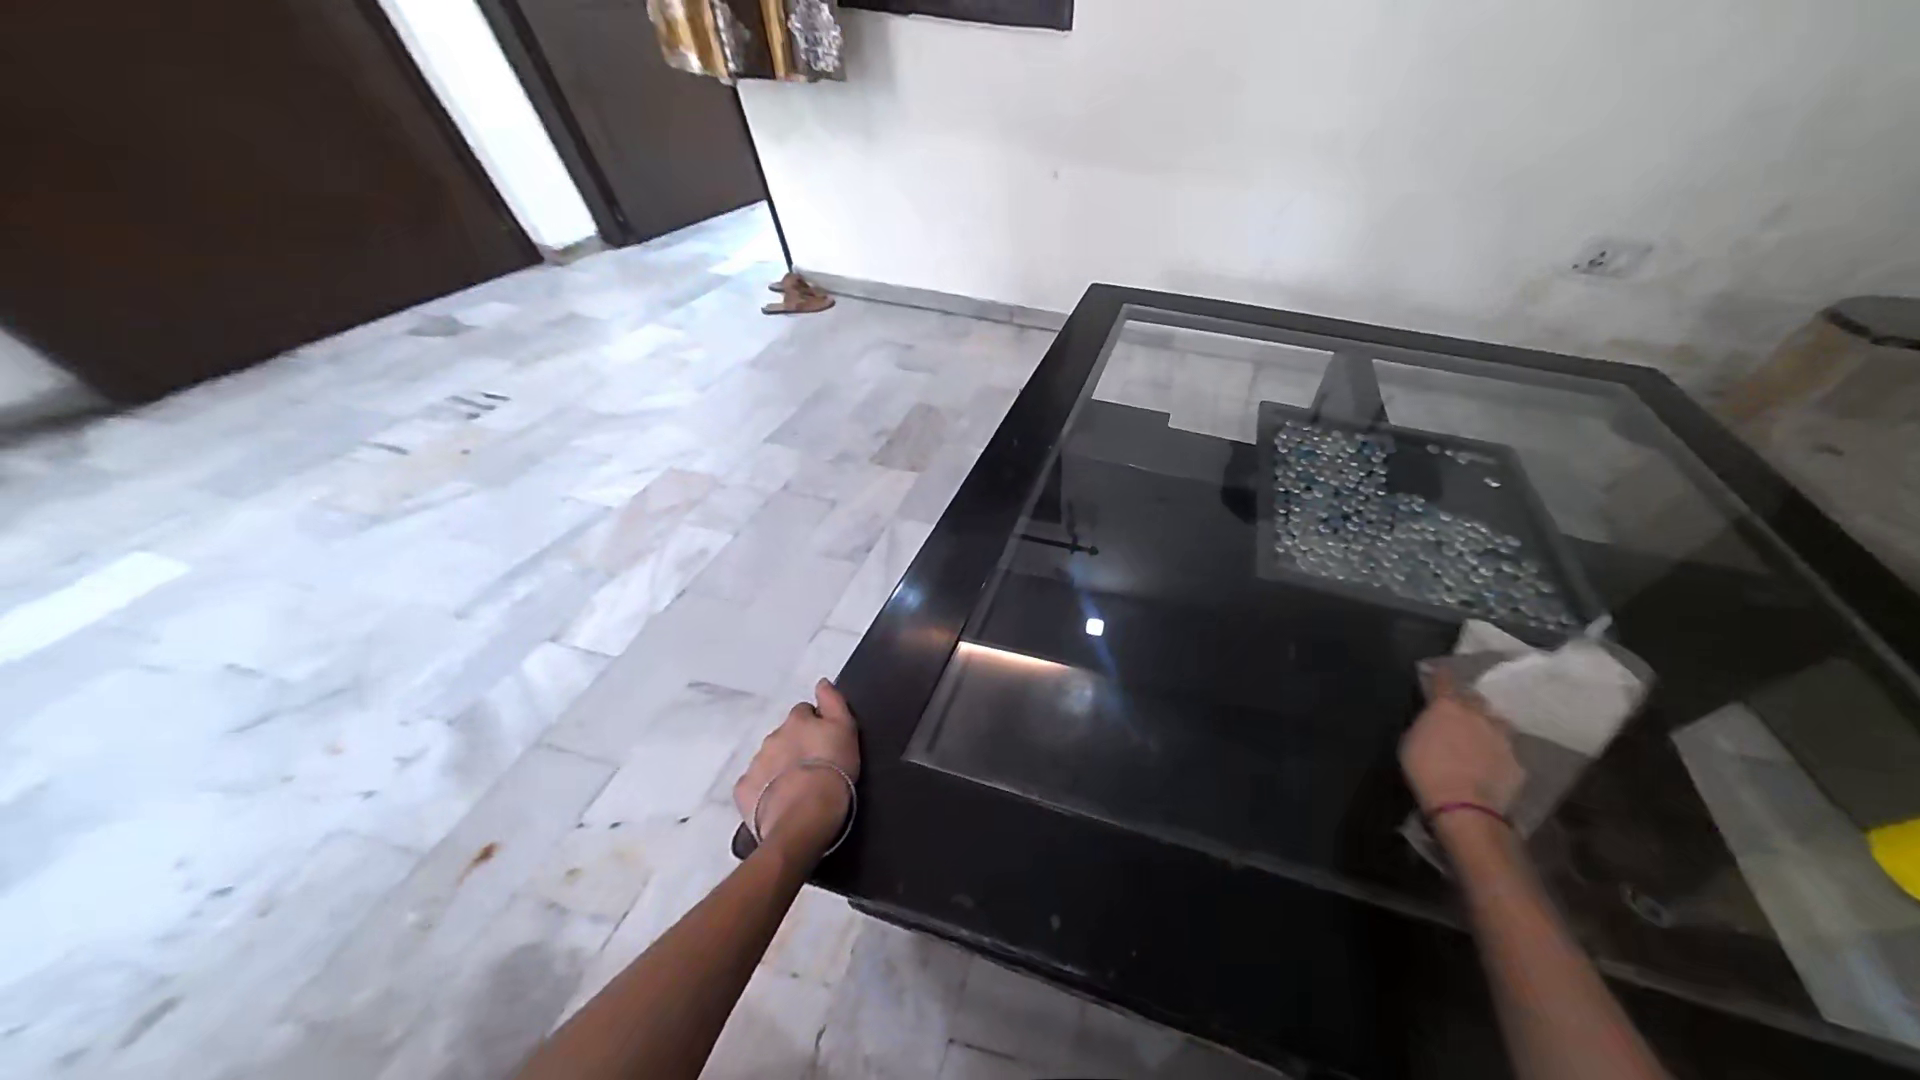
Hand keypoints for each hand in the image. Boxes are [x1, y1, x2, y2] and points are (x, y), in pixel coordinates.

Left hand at [734, 679, 860, 857]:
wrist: (804, 815)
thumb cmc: (833, 770)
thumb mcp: (845, 730)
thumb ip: (833, 701)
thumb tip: (822, 682)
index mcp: (797, 721)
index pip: (804, 712)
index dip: (815, 724)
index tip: (825, 742)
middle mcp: (772, 737)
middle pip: (784, 736)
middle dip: (794, 746)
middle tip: (813, 767)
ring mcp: (755, 763)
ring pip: (768, 759)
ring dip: (780, 767)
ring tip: (798, 788)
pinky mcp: (744, 790)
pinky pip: (755, 785)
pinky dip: (764, 790)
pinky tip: (778, 803)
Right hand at [1400, 679, 1523, 814]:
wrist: (1464, 804)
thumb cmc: (1425, 768)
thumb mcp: (1411, 739)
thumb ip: (1426, 722)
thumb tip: (1433, 717)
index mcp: (1448, 706)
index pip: (1444, 680)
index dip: (1440, 674)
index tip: (1437, 670)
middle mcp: (1479, 715)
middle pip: (1475, 698)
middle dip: (1467, 700)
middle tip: (1458, 708)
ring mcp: (1502, 738)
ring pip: (1496, 722)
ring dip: (1487, 724)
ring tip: (1479, 734)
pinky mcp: (1517, 761)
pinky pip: (1506, 749)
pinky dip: (1496, 751)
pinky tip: (1489, 762)